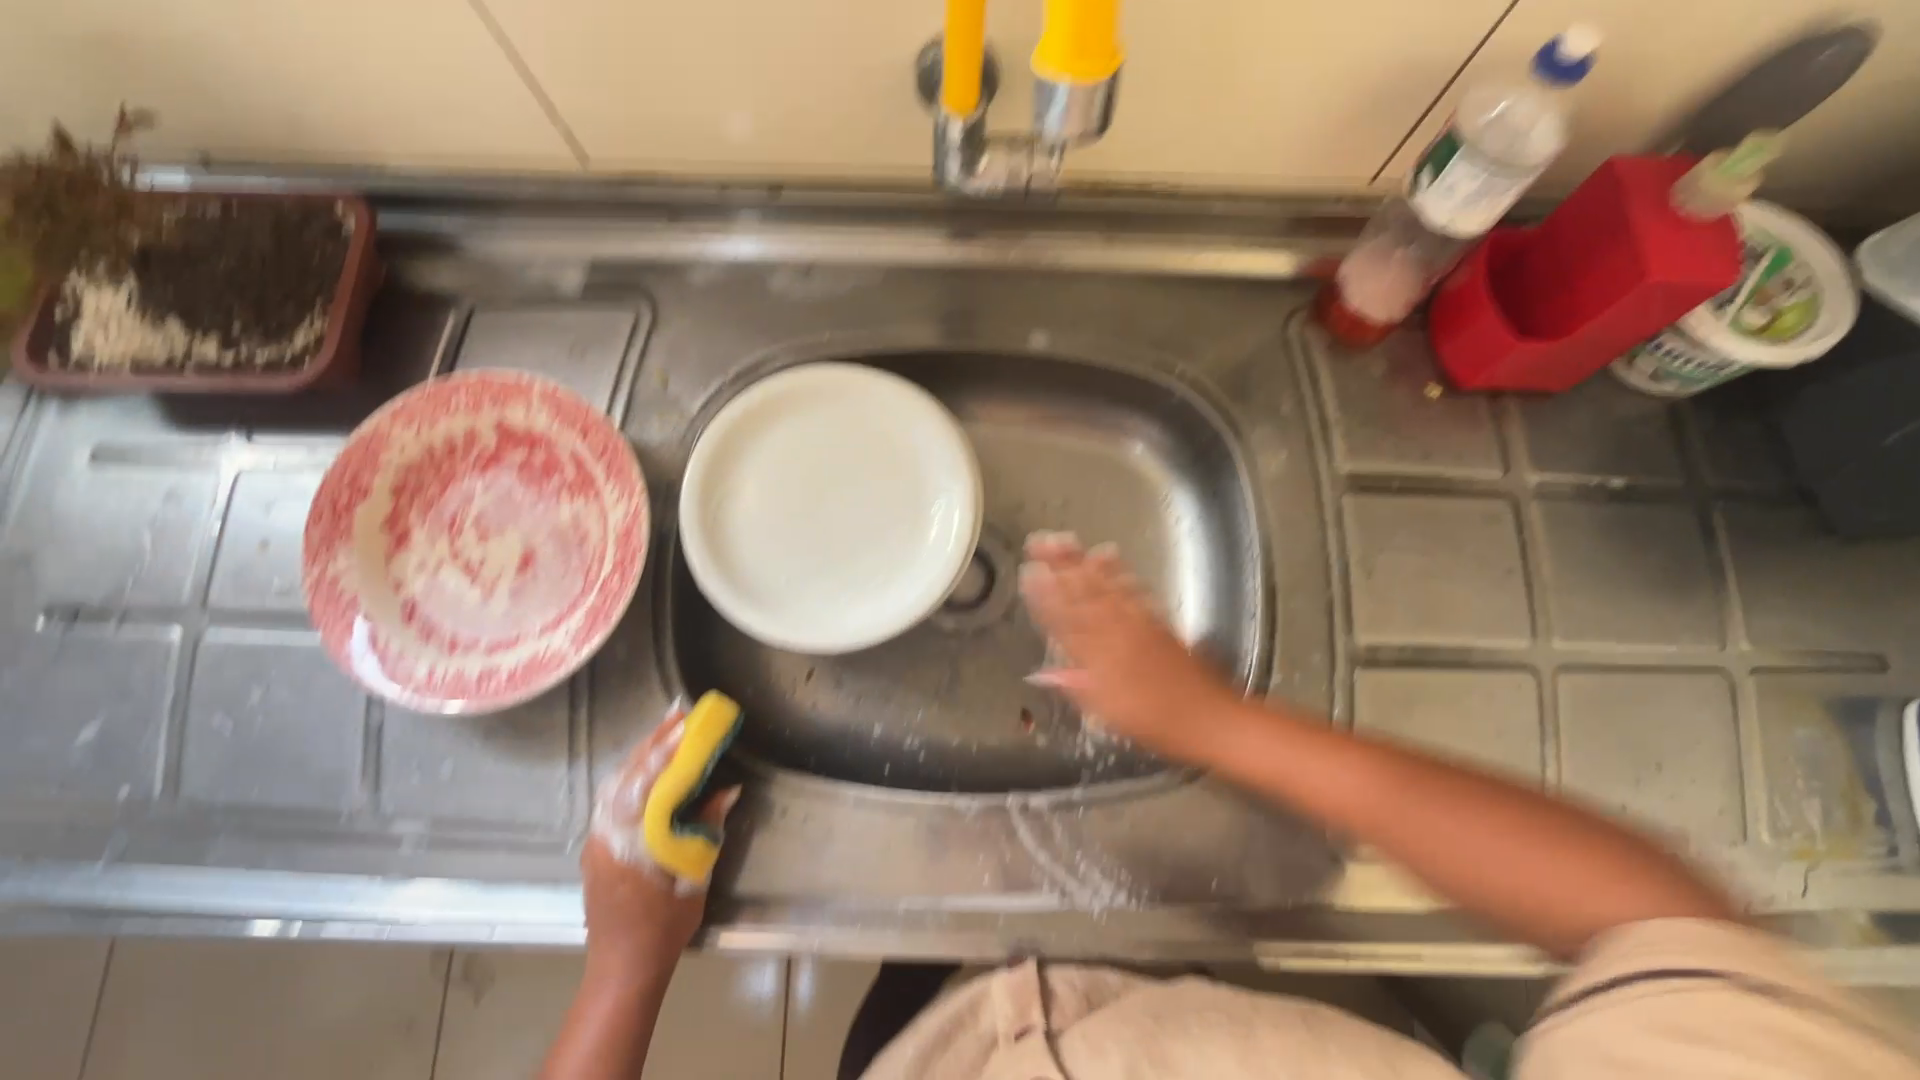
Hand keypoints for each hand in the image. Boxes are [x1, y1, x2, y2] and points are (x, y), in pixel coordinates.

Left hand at [581, 712, 740, 978]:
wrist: (622, 968)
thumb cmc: (662, 926)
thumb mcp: (693, 876)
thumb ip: (707, 830)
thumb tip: (728, 790)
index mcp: (629, 840)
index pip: (647, 781)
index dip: (667, 749)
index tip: (687, 723)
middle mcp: (605, 833)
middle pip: (626, 775)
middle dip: (653, 742)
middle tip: (679, 715)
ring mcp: (596, 839)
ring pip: (615, 785)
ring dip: (641, 756)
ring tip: (667, 731)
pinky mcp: (597, 846)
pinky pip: (612, 799)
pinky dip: (632, 776)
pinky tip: (648, 767)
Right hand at [1019, 532, 1246, 762]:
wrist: (1209, 718)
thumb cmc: (1156, 723)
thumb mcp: (1107, 714)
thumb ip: (1074, 687)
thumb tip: (1041, 674)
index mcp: (1099, 658)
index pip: (1064, 621)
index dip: (1043, 596)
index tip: (1028, 573)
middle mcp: (1116, 634)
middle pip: (1082, 595)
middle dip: (1059, 566)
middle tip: (1040, 541)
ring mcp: (1138, 624)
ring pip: (1105, 587)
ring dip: (1082, 561)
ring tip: (1065, 540)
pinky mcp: (1158, 621)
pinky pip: (1132, 590)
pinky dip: (1118, 570)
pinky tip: (1108, 555)